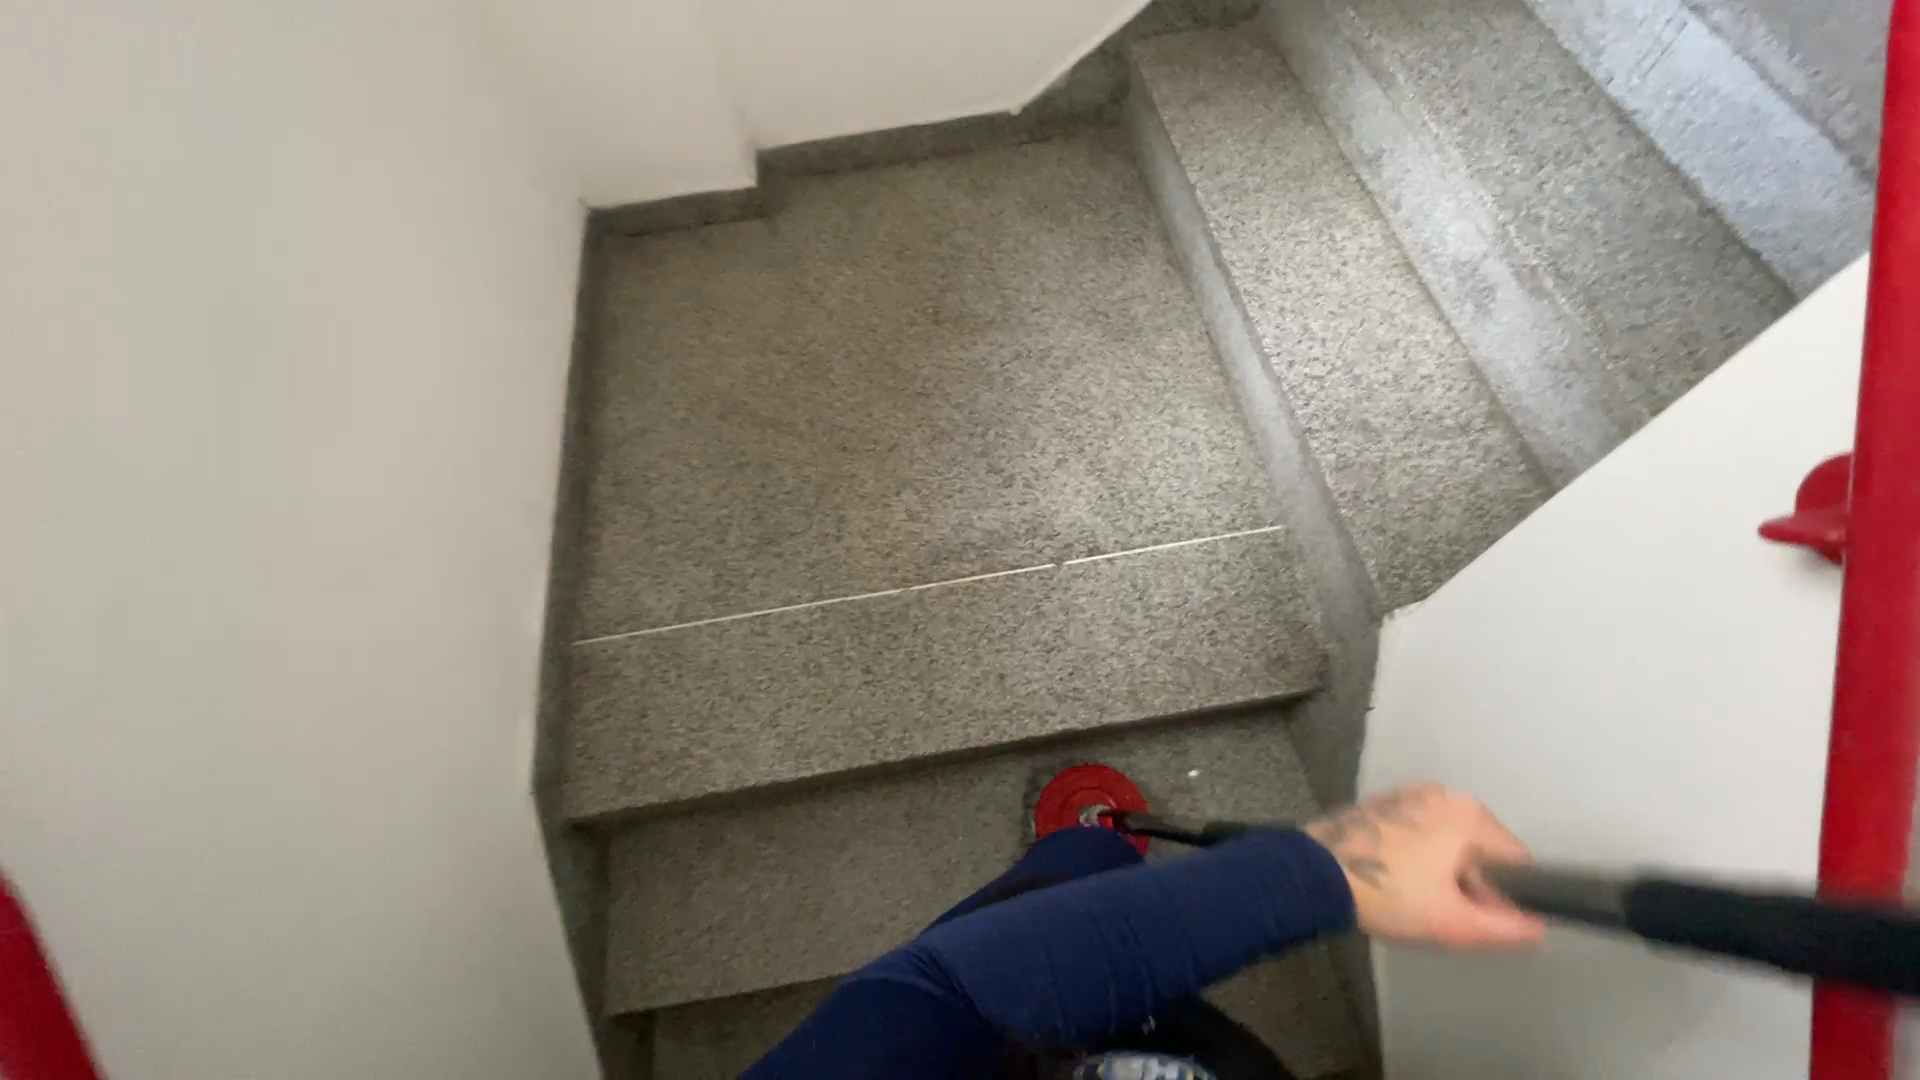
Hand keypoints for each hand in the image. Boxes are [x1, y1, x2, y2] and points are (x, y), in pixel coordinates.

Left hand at [1303, 783, 1545, 948]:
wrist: (1314, 872)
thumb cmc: (1389, 893)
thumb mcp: (1457, 923)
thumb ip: (1509, 928)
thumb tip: (1537, 926)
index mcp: (1468, 811)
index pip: (1516, 863)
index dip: (1502, 897)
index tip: (1470, 912)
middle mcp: (1440, 792)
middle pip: (1480, 850)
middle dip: (1469, 882)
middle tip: (1436, 905)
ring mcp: (1406, 794)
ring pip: (1447, 843)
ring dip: (1439, 871)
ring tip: (1410, 893)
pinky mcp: (1379, 804)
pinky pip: (1418, 834)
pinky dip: (1415, 856)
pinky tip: (1392, 877)